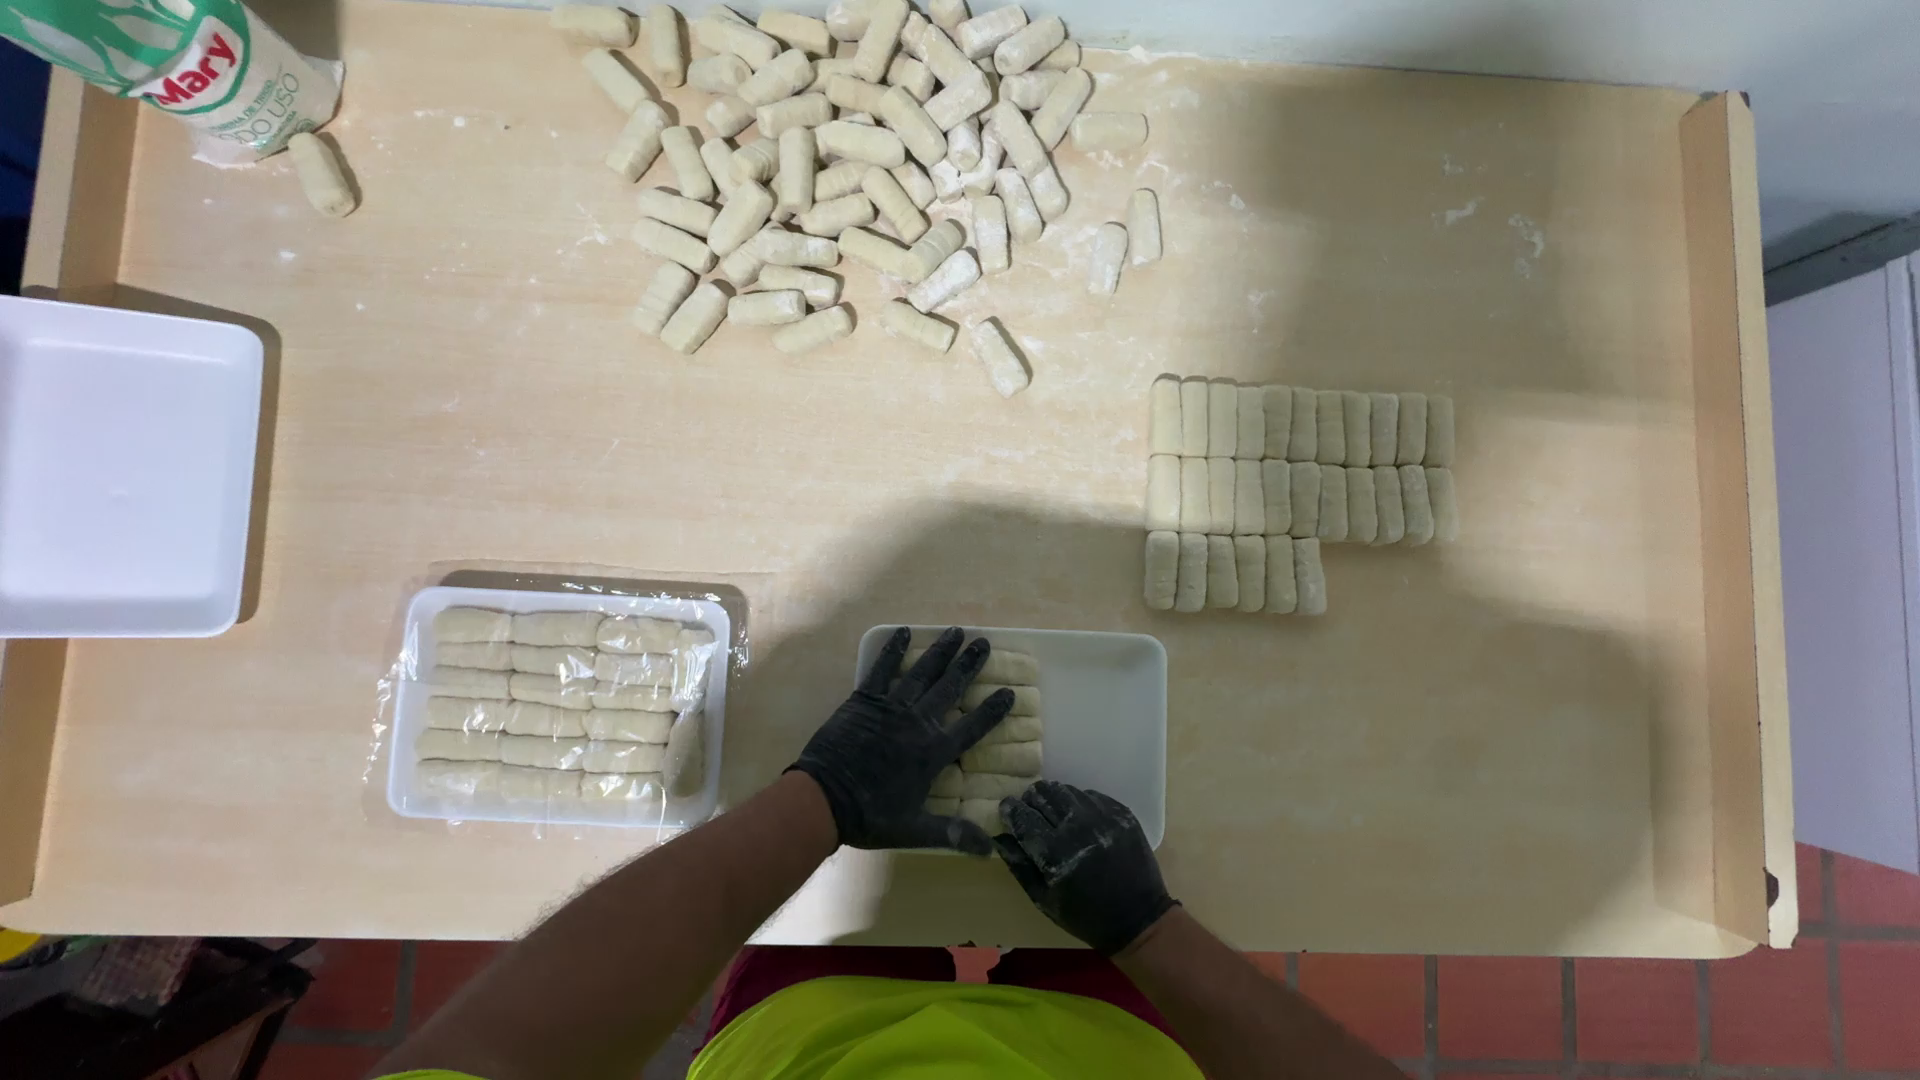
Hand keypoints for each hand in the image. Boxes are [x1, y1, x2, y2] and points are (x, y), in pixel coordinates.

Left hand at [788, 627, 1013, 854]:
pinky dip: (894, 650)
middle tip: (984, 643)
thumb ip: (952, 834)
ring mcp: (891, 707)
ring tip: (956, 631)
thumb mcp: (914, 829)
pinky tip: (903, 632)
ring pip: (922, 673)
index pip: (972, 727)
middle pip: (950, 688)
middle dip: (969, 665)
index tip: (1009, 692)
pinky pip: (883, 669)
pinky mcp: (865, 699)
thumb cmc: (869, 816)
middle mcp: (917, 723)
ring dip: (940, 651)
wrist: (823, 800)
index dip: (992, 710)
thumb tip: (990, 849)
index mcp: (932, 753)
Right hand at [995, 780, 1177, 954]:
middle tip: (1029, 805)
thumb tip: (999, 835)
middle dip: (1032, 799)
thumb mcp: (1044, 900)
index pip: (1024, 818)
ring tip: (1052, 806)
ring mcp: (1104, 819)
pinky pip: (1092, 796)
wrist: (1140, 920)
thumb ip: (1019, 865)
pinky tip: (1078, 813)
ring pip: (1068, 791)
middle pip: (1045, 796)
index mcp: (1056, 855)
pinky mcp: (1123, 814)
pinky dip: (1080, 801)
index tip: (1006, 807)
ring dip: (1055, 796)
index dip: (1011, 809)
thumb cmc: (1085, 916)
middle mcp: (1079, 830)